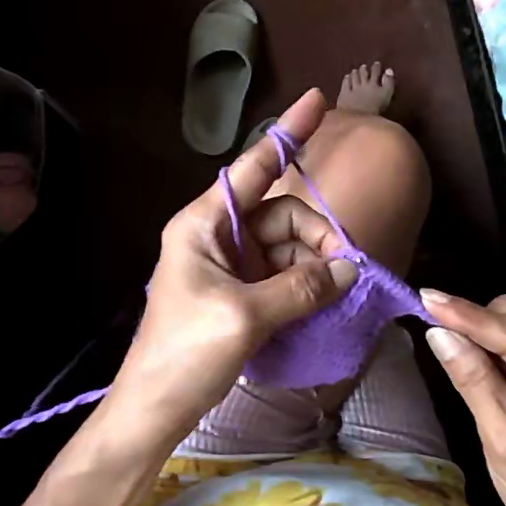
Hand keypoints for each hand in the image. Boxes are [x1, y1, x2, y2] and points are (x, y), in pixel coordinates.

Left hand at [111, 89, 358, 433]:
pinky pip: (281, 275)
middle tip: (347, 272)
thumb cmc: (186, 353)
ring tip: (335, 295)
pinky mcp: (238, 293)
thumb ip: (301, 288)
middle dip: (317, 236)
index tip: (319, 99)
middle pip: (281, 214)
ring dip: (314, 265)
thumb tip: (350, 268)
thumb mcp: (245, 316)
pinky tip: (322, 302)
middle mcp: (216, 235)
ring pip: (286, 247)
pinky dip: (303, 284)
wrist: (155, 407)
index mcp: (203, 224)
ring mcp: (228, 266)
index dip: (287, 133)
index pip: (253, 167)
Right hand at [419, 292, 505, 505]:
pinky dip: (491, 342)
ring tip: (456, 351)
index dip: (470, 316)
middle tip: (434, 329)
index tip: (427, 297)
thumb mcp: (500, 436)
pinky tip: (475, 358)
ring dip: (482, 330)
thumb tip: (437, 332)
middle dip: (476, 321)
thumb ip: (473, 379)